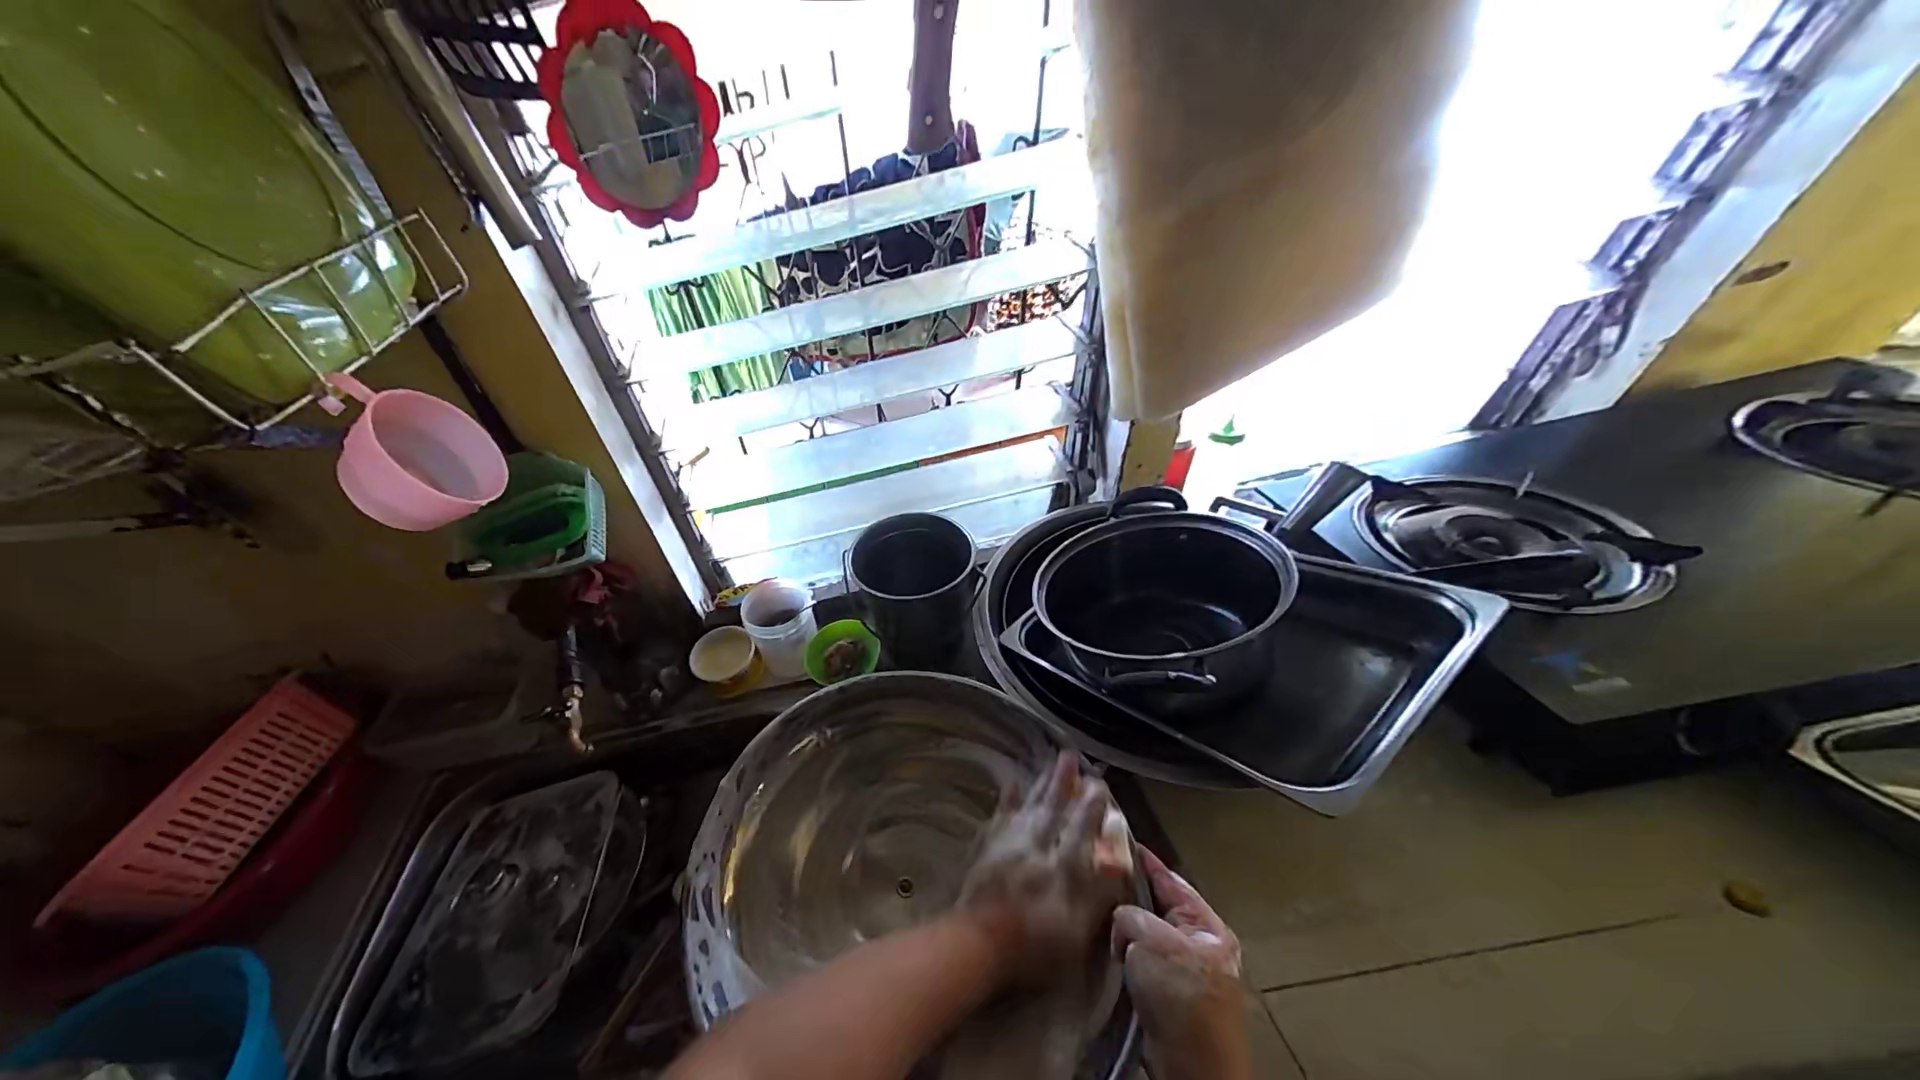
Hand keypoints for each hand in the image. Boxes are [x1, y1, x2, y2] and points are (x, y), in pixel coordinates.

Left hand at [959, 752, 1128, 985]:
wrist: (976, 943)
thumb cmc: (1033, 946)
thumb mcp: (1077, 930)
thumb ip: (1098, 893)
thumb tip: (1116, 861)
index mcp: (1062, 867)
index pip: (1081, 829)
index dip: (1092, 807)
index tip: (1100, 785)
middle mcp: (1037, 847)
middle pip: (1053, 809)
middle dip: (1064, 782)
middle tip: (1071, 755)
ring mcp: (1009, 844)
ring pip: (1029, 806)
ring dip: (1041, 783)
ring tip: (1050, 762)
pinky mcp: (986, 849)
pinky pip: (1000, 816)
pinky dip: (1008, 799)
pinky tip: (1013, 784)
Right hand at [1110, 847, 1250, 1079]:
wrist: (1193, 1069)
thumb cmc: (1181, 998)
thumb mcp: (1153, 942)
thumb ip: (1131, 916)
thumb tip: (1121, 921)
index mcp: (1207, 925)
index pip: (1170, 880)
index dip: (1144, 860)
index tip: (1119, 839)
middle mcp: (1199, 943)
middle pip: (1157, 906)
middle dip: (1129, 895)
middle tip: (1096, 876)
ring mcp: (1184, 970)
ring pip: (1146, 934)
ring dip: (1124, 928)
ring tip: (1094, 909)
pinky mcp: (1168, 994)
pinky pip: (1142, 960)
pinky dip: (1125, 952)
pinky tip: (1104, 946)